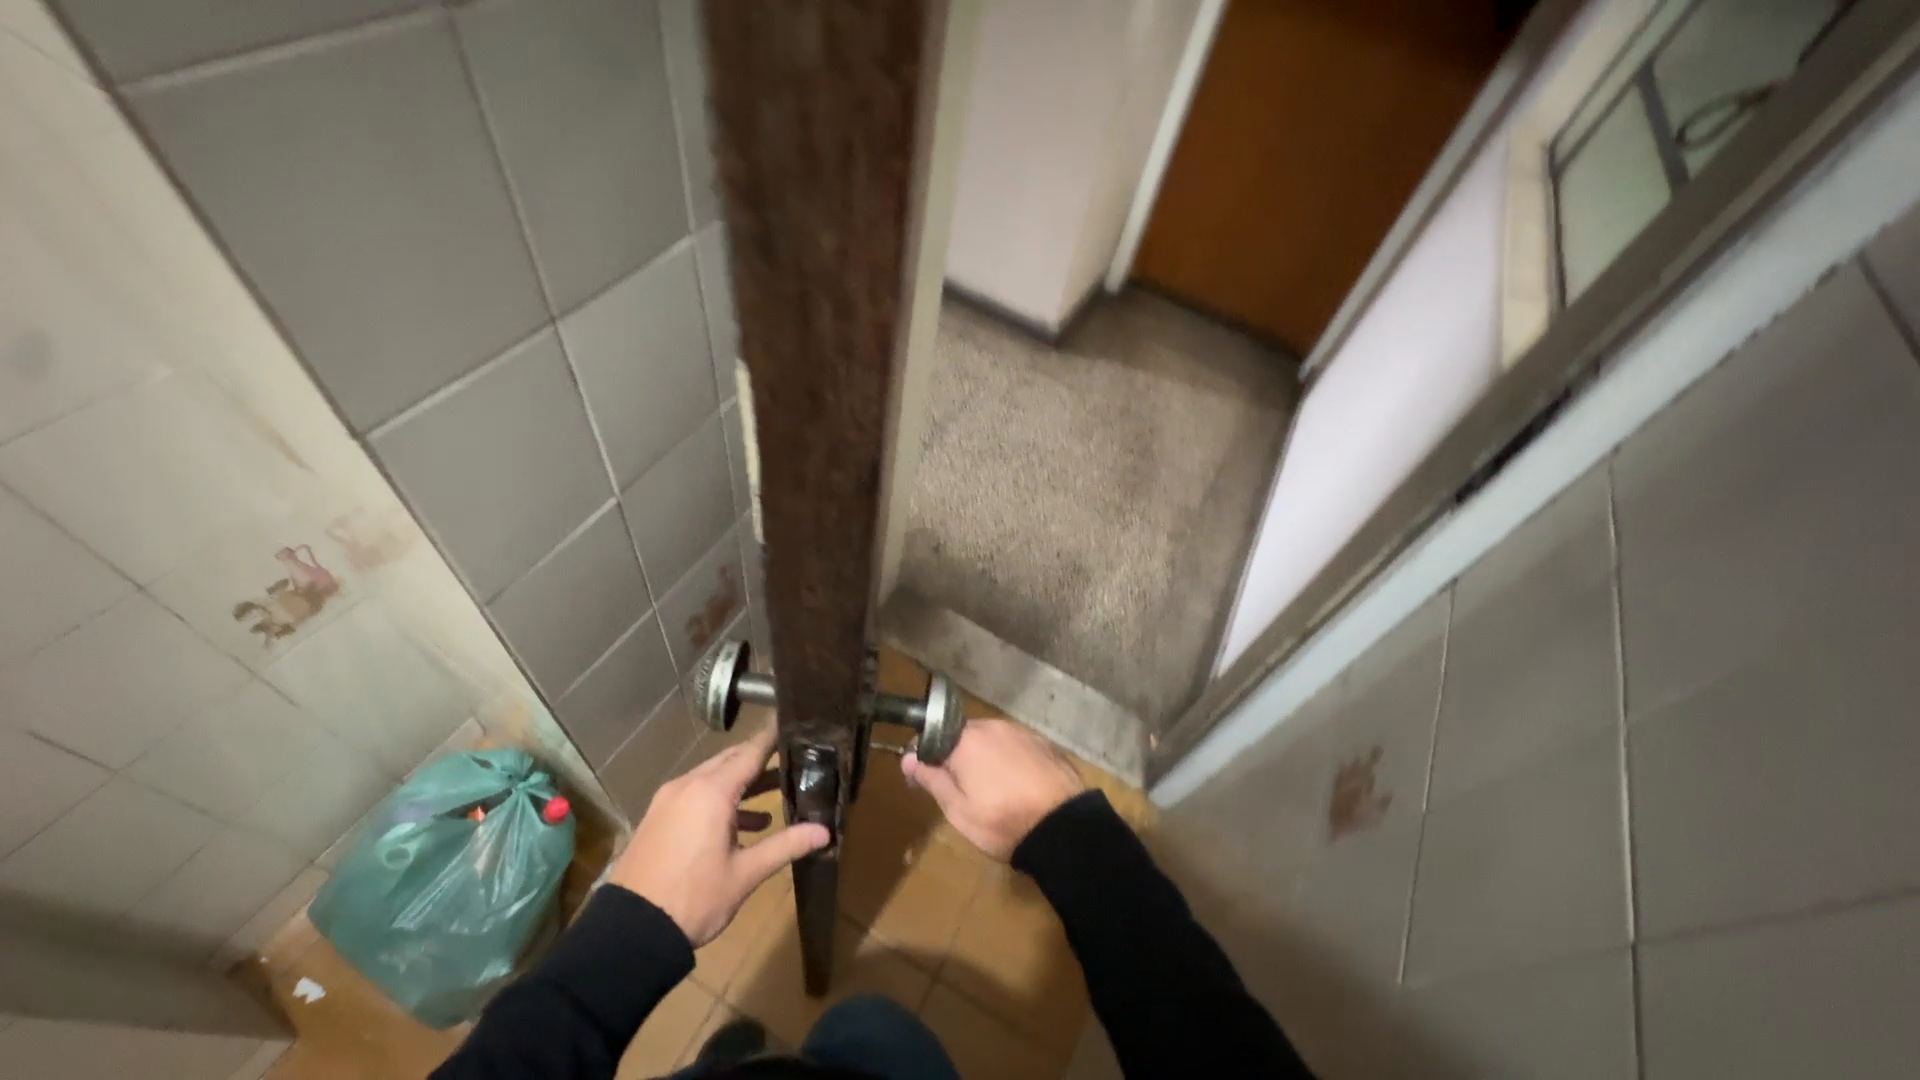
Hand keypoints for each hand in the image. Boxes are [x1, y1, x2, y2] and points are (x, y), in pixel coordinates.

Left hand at [610, 727, 829, 945]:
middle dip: (759, 760)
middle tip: (790, 760)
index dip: (772, 739)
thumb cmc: (694, 898)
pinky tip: (740, 826)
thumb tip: (825, 832)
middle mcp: (688, 786)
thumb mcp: (745, 874)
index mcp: (711, 792)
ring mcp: (668, 800)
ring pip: (710, 777)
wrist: (631, 930)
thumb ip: (785, 845)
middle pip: (729, 760)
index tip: (792, 725)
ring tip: (772, 798)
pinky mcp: (657, 817)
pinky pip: (694, 795)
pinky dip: (718, 800)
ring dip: (739, 784)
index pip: (750, 753)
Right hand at [901, 717, 1085, 861]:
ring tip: (990, 790)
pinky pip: (1014, 746)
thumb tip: (907, 757)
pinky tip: (1015, 784)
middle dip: (956, 757)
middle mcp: (993, 726)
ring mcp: (1021, 732)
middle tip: (960, 790)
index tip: (923, 781)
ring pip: (991, 740)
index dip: (925, 760)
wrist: (1065, 827)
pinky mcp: (1043, 743)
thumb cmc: (1003, 821)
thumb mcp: (958, 810)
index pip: (932, 738)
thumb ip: (932, 779)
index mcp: (966, 740)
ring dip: (984, 758)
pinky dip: (1008, 760)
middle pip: (963, 737)